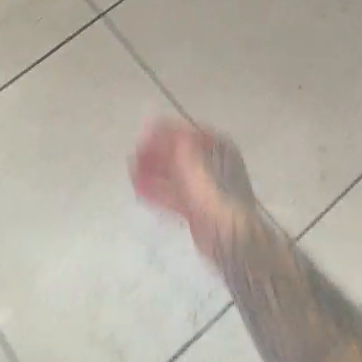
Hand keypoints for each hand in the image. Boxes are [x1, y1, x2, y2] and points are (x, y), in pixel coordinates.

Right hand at [132, 119, 255, 253]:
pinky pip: (173, 194)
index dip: (163, 133)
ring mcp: (205, 188)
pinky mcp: (197, 208)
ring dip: (153, 172)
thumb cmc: (212, 191)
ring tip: (132, 172)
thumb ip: (174, 140)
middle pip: (178, 155)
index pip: (186, 133)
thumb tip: (159, 126)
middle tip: (135, 156)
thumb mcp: (191, 157)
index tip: (144, 136)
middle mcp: (212, 165)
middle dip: (155, 155)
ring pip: (174, 175)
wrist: (229, 235)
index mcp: (217, 148)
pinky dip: (157, 191)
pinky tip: (140, 190)